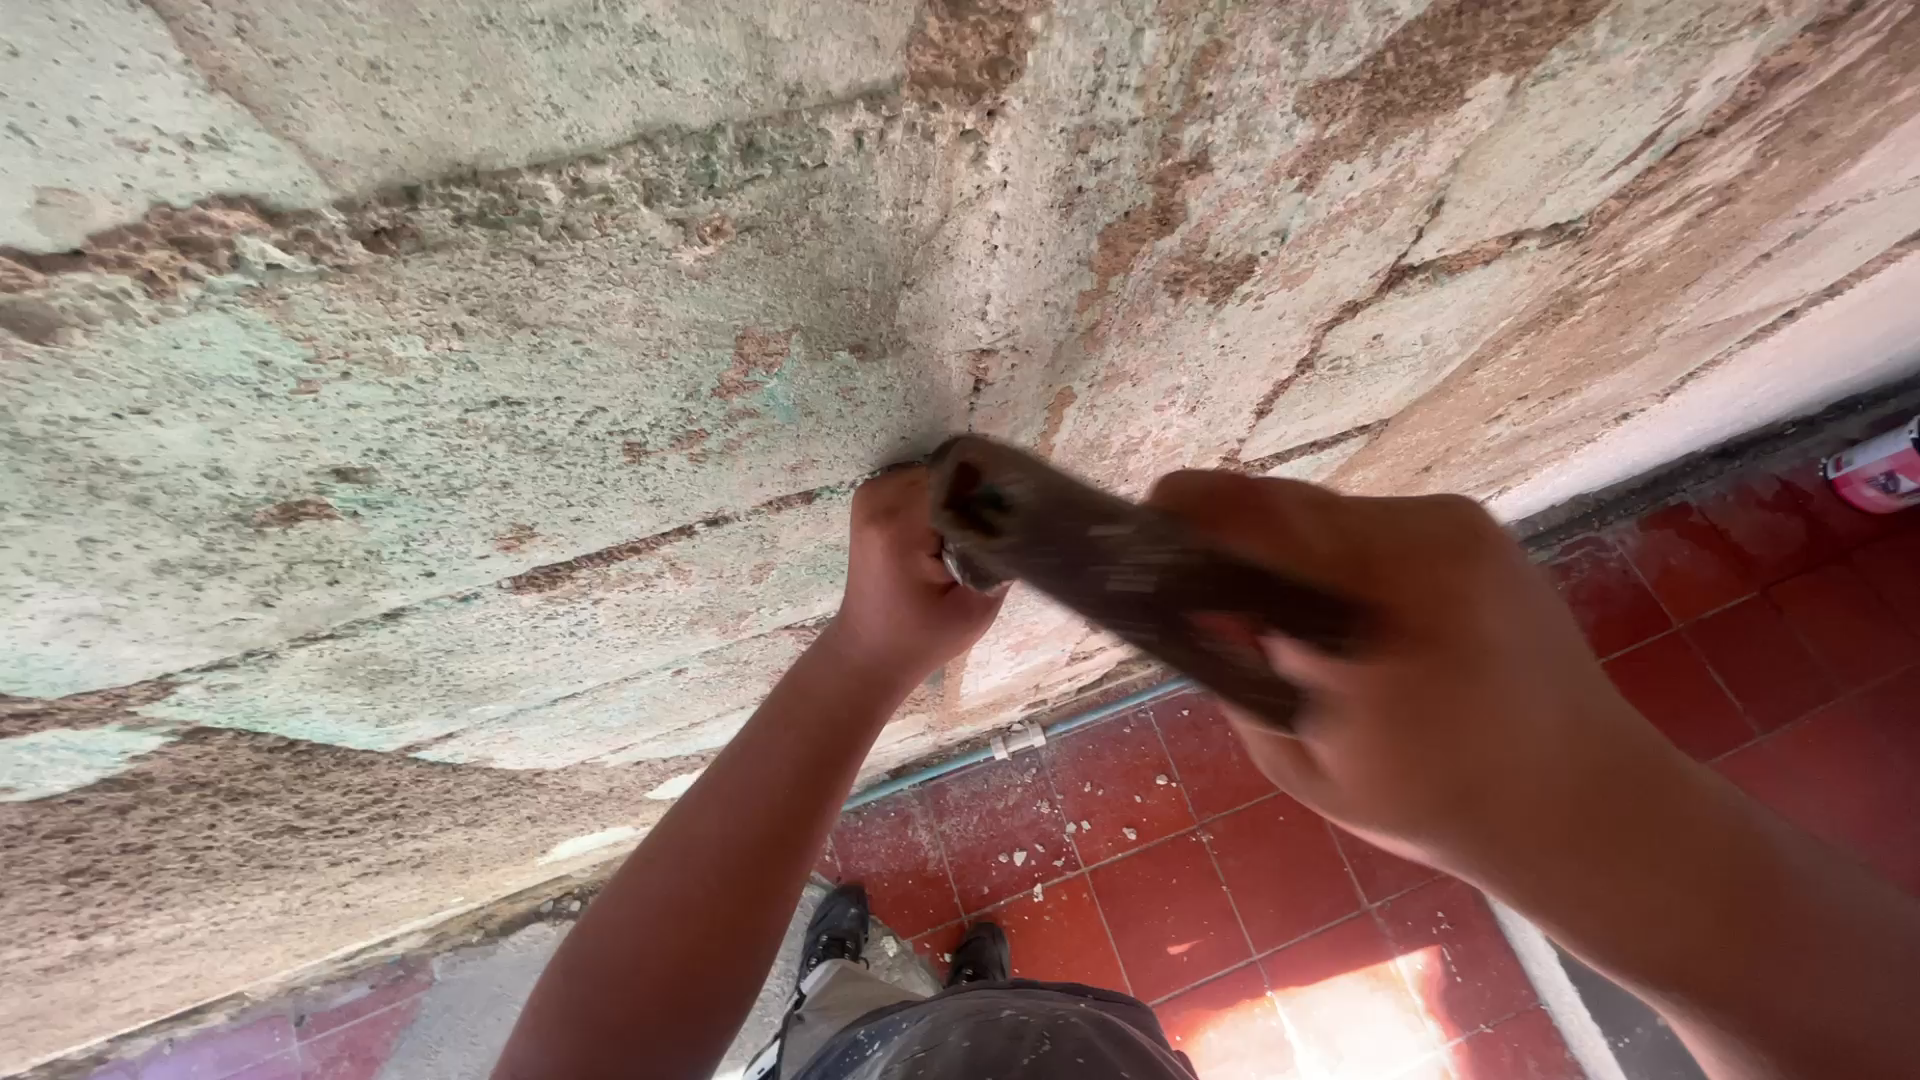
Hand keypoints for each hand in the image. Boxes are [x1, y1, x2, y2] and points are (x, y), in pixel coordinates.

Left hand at [825, 466, 1006, 689]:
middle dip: (975, 498)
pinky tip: (949, 533)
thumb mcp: (974, 611)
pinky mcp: (872, 498)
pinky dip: (940, 501)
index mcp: (897, 526)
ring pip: (936, 475)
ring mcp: (871, 494)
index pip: (960, 483)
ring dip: (958, 500)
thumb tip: (1022, 519)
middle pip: (948, 475)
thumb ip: (999, 561)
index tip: (1012, 523)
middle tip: (994, 535)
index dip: (992, 497)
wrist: (870, 650)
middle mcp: (878, 500)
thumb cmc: (921, 638)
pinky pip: (920, 483)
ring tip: (970, 537)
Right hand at [1145, 471, 1698, 879]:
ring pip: (1318, 509)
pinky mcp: (1470, 523)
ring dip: (1281, 547)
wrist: (1590, 803)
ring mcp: (1452, 525)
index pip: (1250, 523)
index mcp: (1370, 618)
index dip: (1186, 515)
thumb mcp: (1300, 762)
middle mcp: (1416, 547)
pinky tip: (1343, 605)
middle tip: (1210, 589)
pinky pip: (1361, 520)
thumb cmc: (1429, 802)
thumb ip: (1236, 677)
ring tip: (1286, 611)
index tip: (1146, 531)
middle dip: (1230, 537)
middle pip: (1279, 505)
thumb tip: (1197, 602)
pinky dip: (1329, 551)